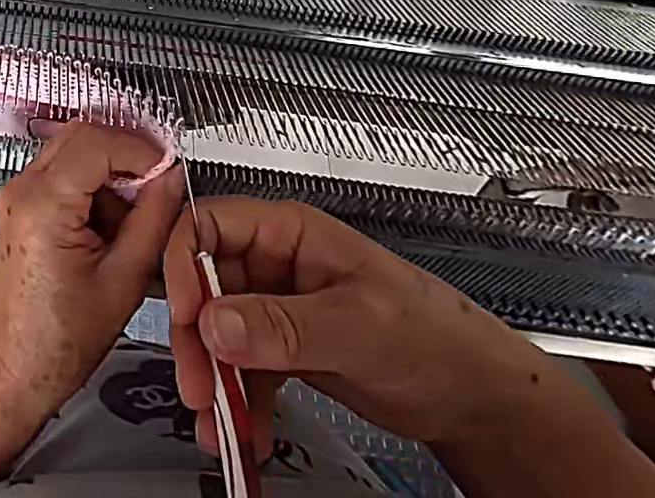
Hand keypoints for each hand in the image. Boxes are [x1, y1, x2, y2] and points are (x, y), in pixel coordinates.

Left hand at [0, 121, 184, 421]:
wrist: (15, 366)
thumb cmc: (57, 339)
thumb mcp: (124, 279)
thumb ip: (154, 219)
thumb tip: (172, 179)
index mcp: (44, 207)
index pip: (98, 143)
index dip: (141, 151)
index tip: (167, 168)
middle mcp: (24, 190)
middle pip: (83, 134)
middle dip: (127, 152)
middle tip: (157, 180)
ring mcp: (19, 193)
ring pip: (74, 147)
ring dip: (111, 168)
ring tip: (131, 214)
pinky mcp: (23, 201)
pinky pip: (64, 168)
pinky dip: (94, 182)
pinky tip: (110, 222)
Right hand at [165, 197, 545, 455]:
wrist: (470, 392)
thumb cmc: (433, 333)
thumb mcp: (356, 324)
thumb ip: (283, 325)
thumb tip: (215, 322)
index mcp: (290, 232)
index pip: (210, 225)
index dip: (186, 261)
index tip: (183, 312)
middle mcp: (276, 262)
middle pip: (205, 282)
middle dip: (194, 334)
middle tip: (197, 381)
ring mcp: (277, 305)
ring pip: (217, 329)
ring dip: (211, 375)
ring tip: (217, 419)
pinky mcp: (283, 344)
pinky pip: (241, 366)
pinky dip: (237, 399)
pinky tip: (248, 429)